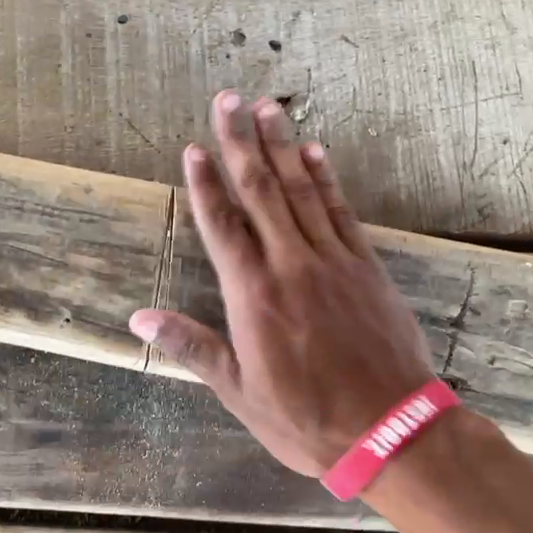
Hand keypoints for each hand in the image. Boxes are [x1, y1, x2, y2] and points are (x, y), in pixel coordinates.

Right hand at [128, 91, 436, 476]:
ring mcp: (333, 262)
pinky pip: (342, 212)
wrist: (394, 433)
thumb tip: (138, 318)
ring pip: (301, 191)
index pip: (222, 225)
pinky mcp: (366, 268)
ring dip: (281, 146)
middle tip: (227, 99)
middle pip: (261, 192)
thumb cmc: (307, 418)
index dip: (205, 184)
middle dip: (240, 143)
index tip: (193, 147)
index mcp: (254, 295)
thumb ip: (191, 346)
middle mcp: (291, 265)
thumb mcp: (238, 391)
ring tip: (267, 106)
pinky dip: (326, 178)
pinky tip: (315, 151)